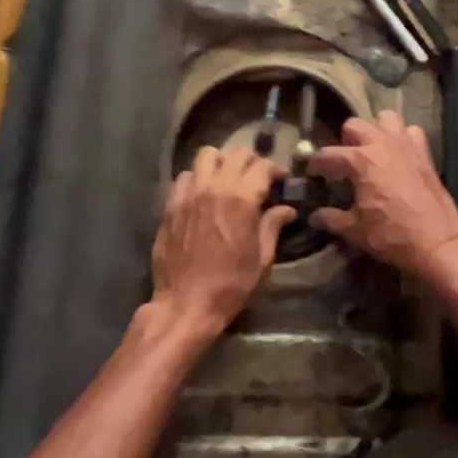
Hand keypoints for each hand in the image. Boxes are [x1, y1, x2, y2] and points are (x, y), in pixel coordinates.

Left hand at [151, 146, 295, 333]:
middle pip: (236, 153)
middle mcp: (214, 187)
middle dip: (251, 161)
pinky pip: (184, 176)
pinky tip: (202, 192)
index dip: (275, 168)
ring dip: (222, 162)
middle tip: (256, 177)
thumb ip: (272, 227)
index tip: (280, 179)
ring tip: (227, 177)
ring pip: (206, 155)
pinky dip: (197, 177)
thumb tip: (286, 210)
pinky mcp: (170, 204)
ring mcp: (189, 193)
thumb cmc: (230, 285)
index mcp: (241, 200)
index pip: (261, 165)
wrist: (185, 304)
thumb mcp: (261, 259)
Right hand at [307, 111, 457, 280]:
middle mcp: (381, 144)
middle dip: (344, 140)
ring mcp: (405, 144)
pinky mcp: (424, 152)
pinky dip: (402, 137)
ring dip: (375, 130)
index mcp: (360, 161)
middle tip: (344, 162)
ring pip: (385, 118)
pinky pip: (411, 131)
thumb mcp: (355, 230)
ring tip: (372, 150)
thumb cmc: (392, 235)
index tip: (311, 173)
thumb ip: (331, 219)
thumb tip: (314, 216)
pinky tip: (398, 154)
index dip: (315, 164)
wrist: (437, 241)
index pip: (328, 155)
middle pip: (354, 125)